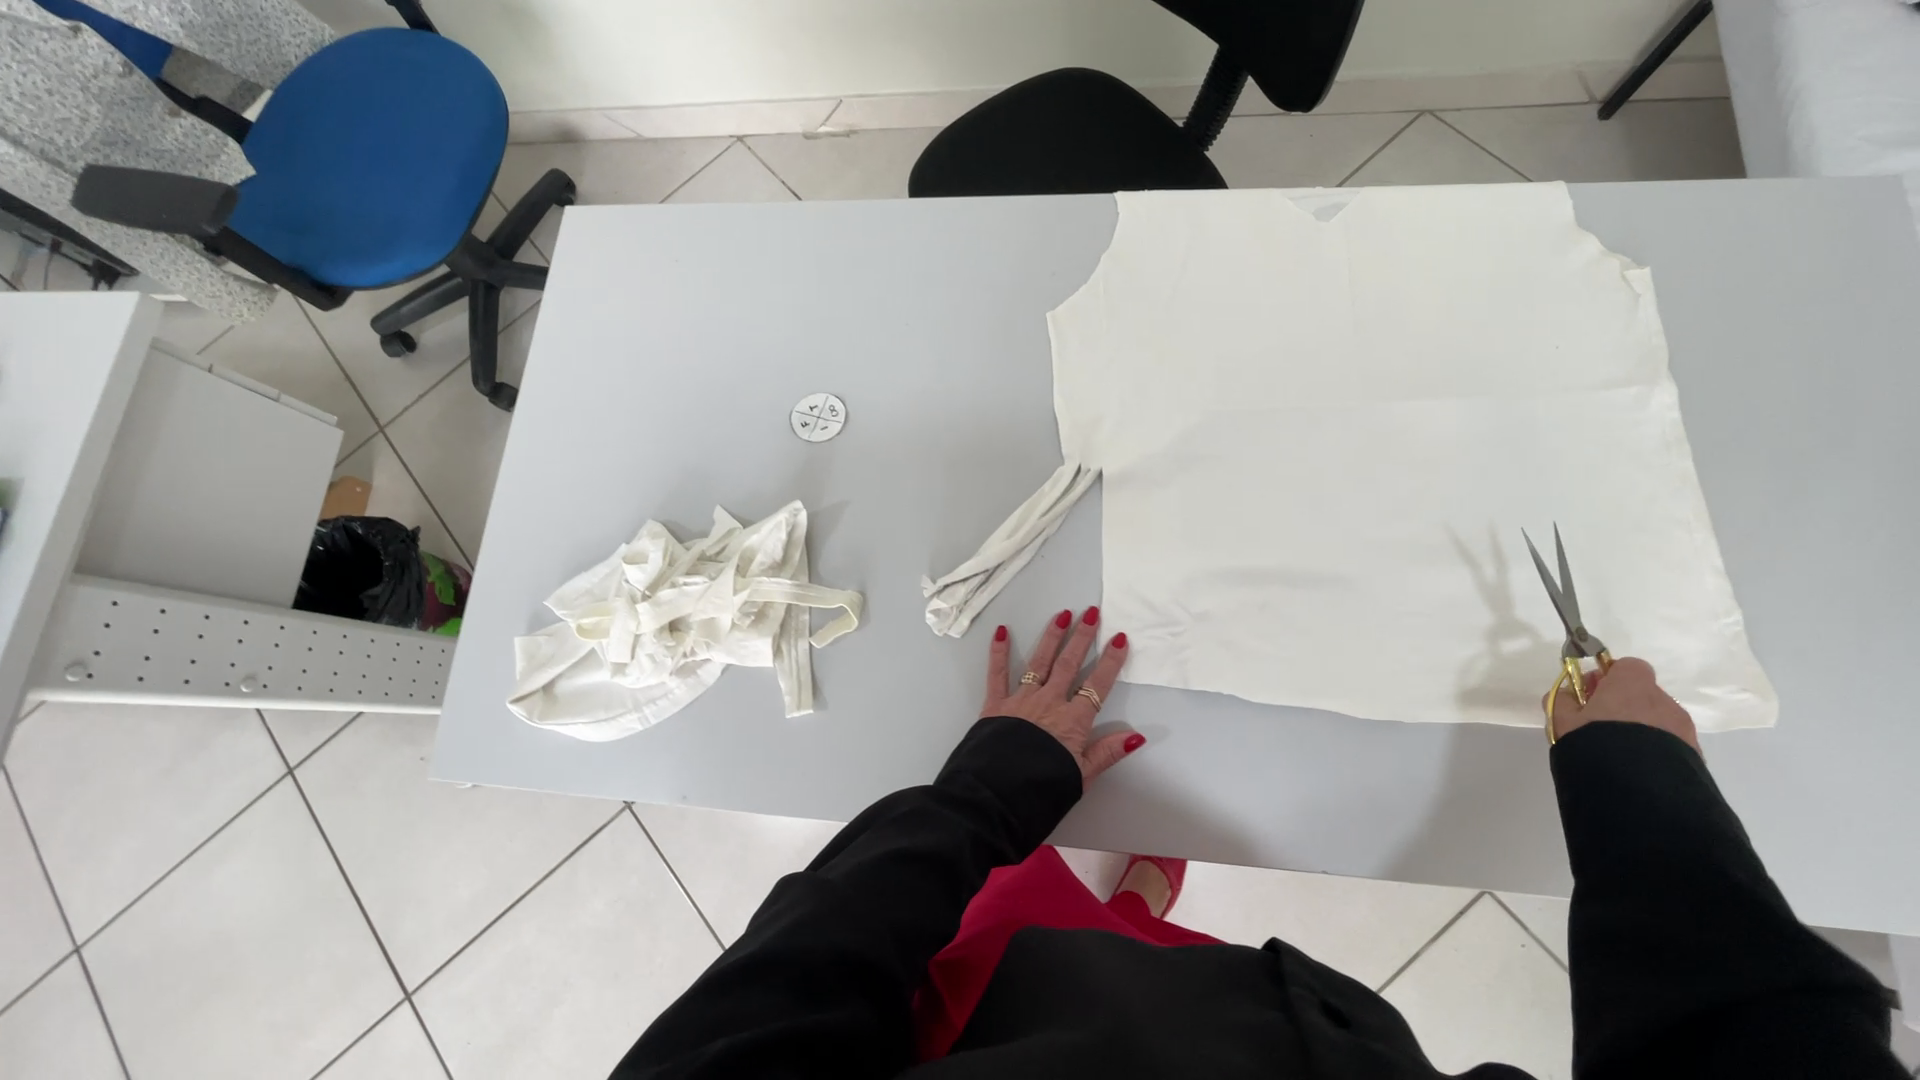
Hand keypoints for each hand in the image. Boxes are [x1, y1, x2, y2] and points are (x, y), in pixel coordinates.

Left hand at [983, 607, 1142, 785]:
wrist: (998, 794)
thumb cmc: (1042, 789)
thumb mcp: (1082, 776)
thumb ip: (1107, 752)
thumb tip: (1136, 736)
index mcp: (1073, 721)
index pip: (1097, 685)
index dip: (1110, 662)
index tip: (1119, 639)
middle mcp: (1049, 702)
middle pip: (1069, 664)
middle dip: (1082, 637)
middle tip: (1091, 613)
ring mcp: (1022, 700)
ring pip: (1039, 662)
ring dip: (1052, 637)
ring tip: (1062, 614)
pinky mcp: (996, 704)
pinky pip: (997, 674)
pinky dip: (1000, 652)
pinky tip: (1003, 631)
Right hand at [1547, 656, 1699, 752]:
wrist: (1638, 786)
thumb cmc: (1595, 742)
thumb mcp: (1562, 720)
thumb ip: (1563, 701)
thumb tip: (1569, 695)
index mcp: (1631, 686)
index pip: (1628, 665)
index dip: (1609, 676)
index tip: (1591, 693)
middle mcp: (1662, 700)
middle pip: (1643, 692)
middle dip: (1623, 702)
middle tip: (1600, 722)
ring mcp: (1682, 726)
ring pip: (1658, 717)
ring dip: (1641, 725)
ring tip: (1620, 748)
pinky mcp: (1694, 751)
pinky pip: (1671, 740)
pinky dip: (1655, 745)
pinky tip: (1637, 763)